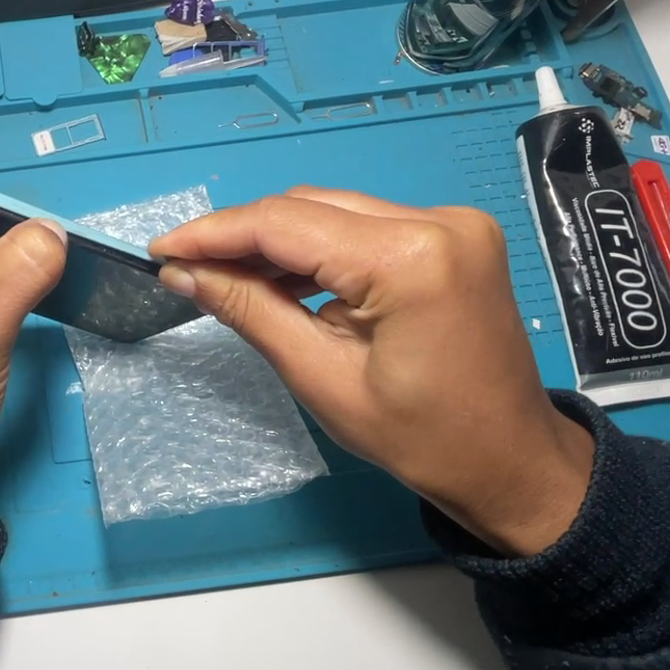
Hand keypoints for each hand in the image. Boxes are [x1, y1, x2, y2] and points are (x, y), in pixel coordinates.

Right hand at [148, 188, 594, 556]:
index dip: (213, 234)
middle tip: (184, 268)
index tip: (160, 249)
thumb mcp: (319, 377)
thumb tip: (182, 272)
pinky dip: (313, 249)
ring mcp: (449, 222)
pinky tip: (278, 279)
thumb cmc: (418, 437)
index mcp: (409, 258)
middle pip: (307, 208)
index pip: (285, 224)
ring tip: (223, 277)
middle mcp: (436, 220)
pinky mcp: (449, 235)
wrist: (509, 460)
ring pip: (330, 211)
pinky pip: (359, 226)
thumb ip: (248, 310)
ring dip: (273, 242)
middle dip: (239, 236)